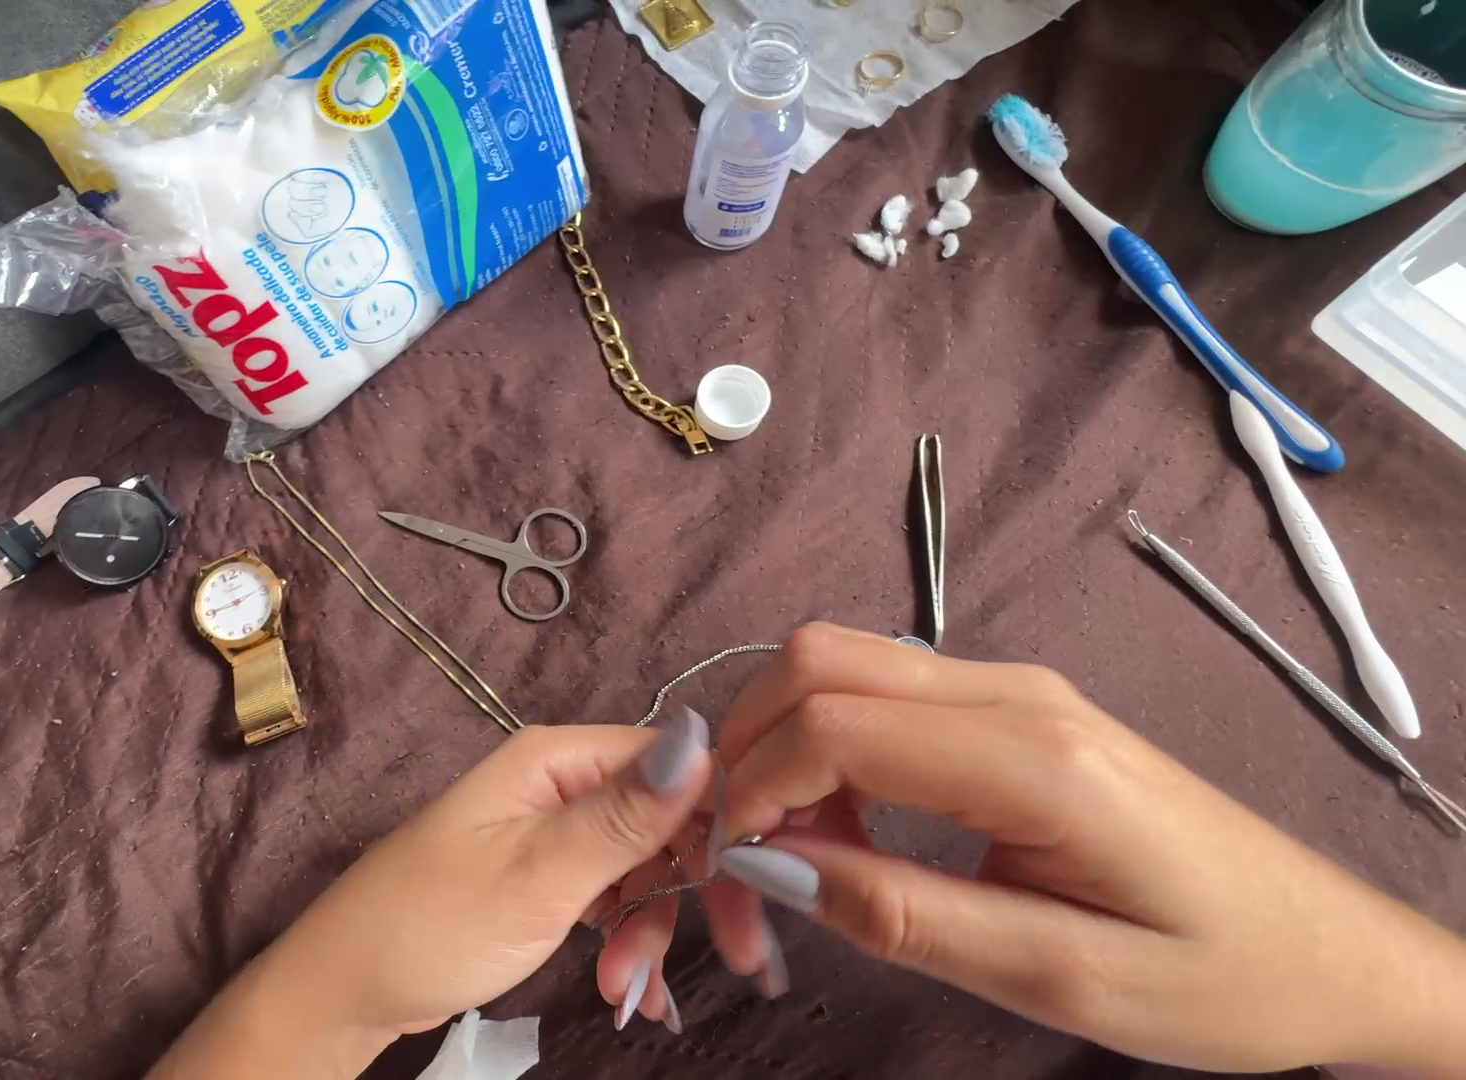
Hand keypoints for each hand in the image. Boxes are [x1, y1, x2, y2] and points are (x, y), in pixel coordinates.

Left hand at [148, 712, 712, 1079]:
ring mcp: (552, 827)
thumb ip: (623, 815)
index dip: (718, 814)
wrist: (346, 986)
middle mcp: (558, 781)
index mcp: (555, 758)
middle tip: (737, 955)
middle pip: (662, 814)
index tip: (756, 883)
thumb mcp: (539, 875)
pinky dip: (627, 936)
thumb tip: (699, 738)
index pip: (667, 759)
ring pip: (641, 861)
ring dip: (650, 926)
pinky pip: (611, 891)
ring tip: (625, 988)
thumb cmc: (434, 923)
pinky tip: (628, 986)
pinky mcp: (546, 870)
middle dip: (692, 885)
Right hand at [678, 622, 1465, 1075]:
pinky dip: (816, 735)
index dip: (756, 781)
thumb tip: (768, 864)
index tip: (728, 855)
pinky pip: (867, 683)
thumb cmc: (1214, 976)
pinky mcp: (994, 694)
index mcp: (1031, 757)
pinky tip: (842, 811)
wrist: (1328, 944)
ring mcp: (1000, 679)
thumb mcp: (1060, 981)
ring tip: (792, 831)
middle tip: (739, 831)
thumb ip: (900, 916)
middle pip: (818, 658)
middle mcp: (1005, 688)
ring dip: (777, 733)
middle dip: (745, 737)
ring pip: (833, 658)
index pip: (837, 725)